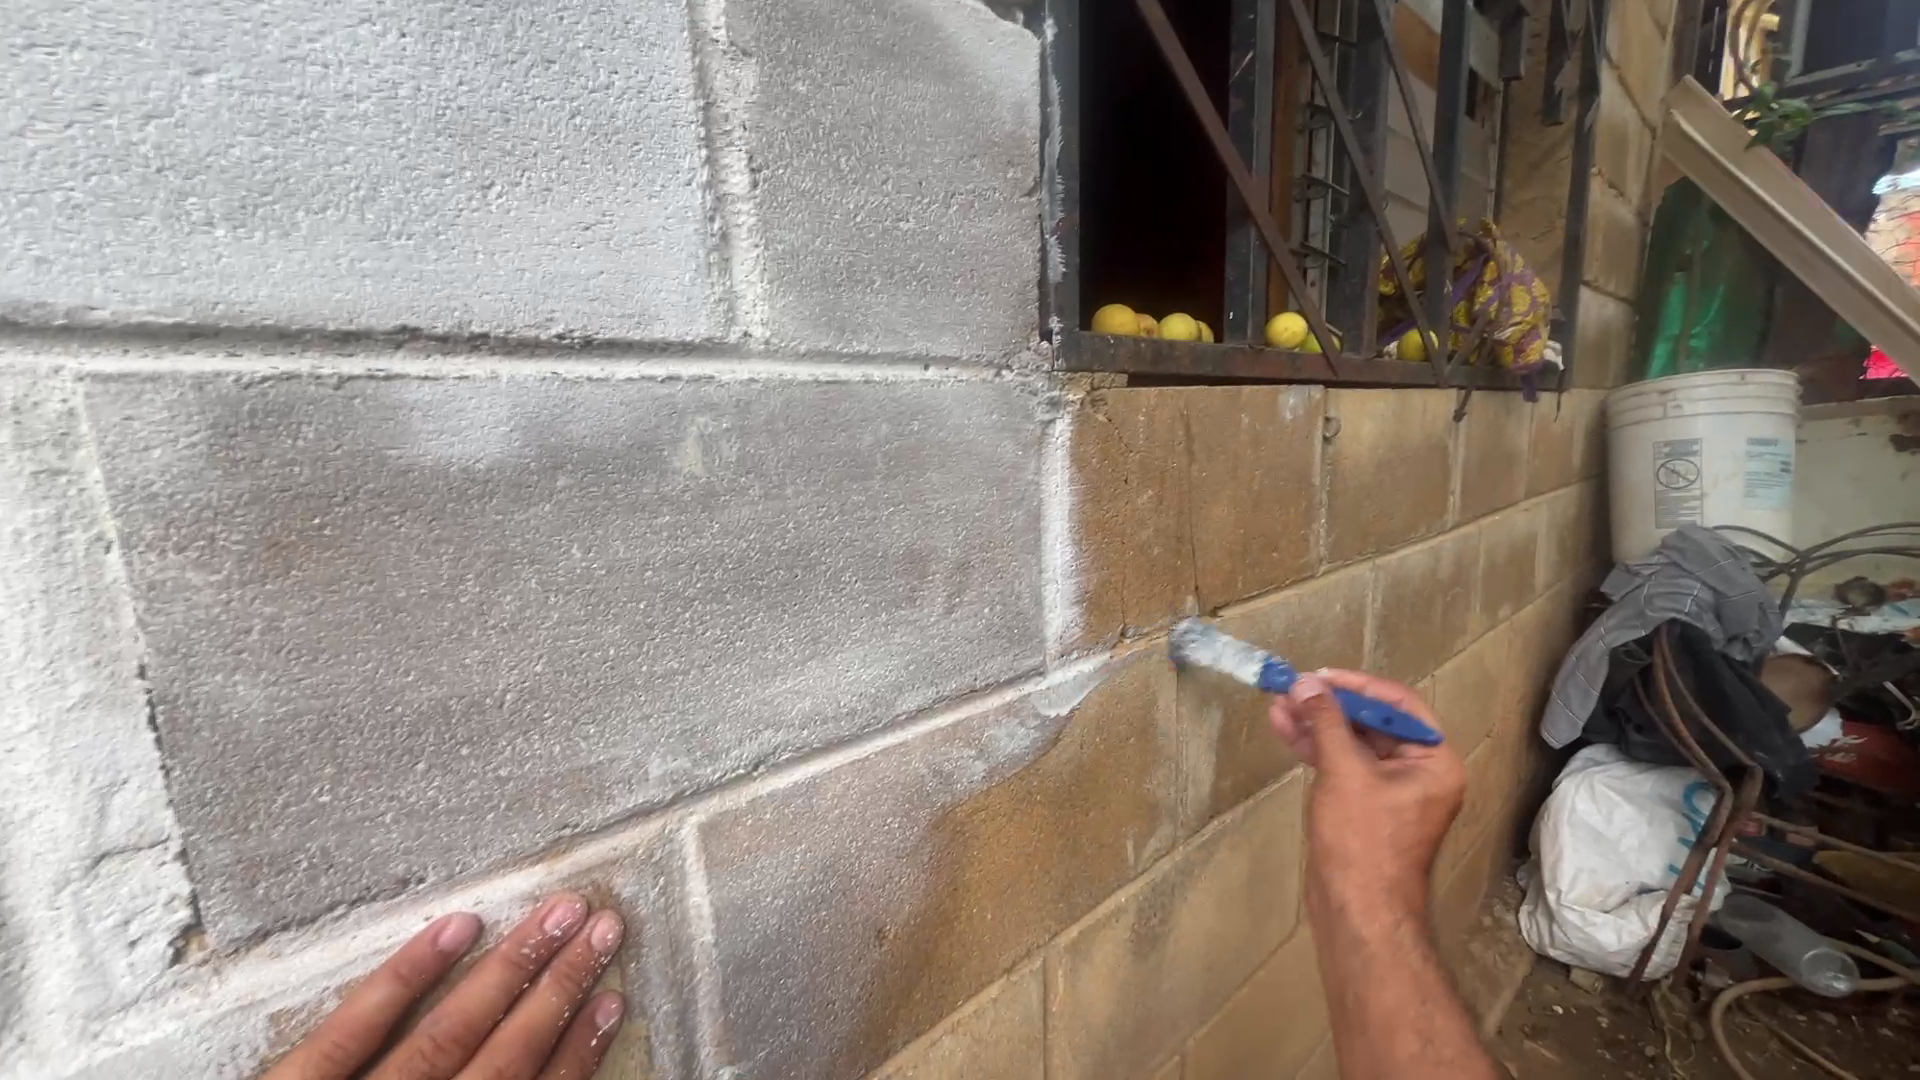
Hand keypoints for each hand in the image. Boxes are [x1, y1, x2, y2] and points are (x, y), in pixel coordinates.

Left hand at [261, 893, 625, 1079]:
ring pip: (446, 1035)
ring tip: (559, 912)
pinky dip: (404, 978)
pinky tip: (457, 926)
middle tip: (605, 925)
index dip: (577, 1053)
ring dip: (511, 968)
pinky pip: (346, 1035)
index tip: (613, 999)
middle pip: (501, 1061)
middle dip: (559, 989)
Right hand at [1268, 671, 1465, 920]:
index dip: (1357, 686)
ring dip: (1315, 723)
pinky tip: (1285, 730)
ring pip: (1351, 742)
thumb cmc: (1362, 838)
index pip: (1399, 706)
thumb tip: (1306, 682)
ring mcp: (1390, 789)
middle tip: (1291, 689)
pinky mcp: (1363, 803)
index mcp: (1434, 762)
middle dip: (1328, 705)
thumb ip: (1325, 721)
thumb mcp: (1343, 771)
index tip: (1319, 676)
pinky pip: (1341, 763)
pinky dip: (1315, 747)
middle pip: (1372, 722)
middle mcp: (1418, 772)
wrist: (1356, 907)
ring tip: (1277, 706)